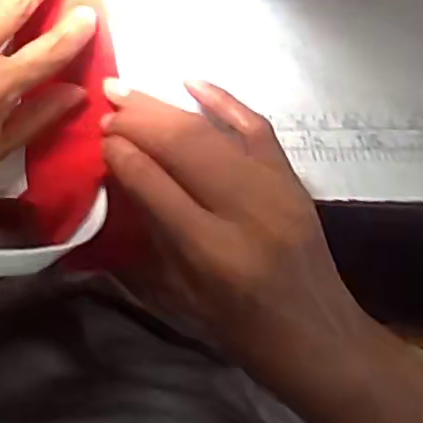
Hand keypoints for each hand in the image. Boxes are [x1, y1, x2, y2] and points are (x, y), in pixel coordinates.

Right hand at [102, 80, 377, 382]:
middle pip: (184, 147)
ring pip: (211, 132)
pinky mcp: (293, 178)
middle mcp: (247, 213)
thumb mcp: (182, 292)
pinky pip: (256, 126)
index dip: (121, 153)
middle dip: (138, 120)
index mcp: (213, 254)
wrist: (324, 341)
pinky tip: (190, 81)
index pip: (155, 185)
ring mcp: (276, 189)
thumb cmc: (242, 330)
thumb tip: (121, 168)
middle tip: (107, 102)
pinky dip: (223, 99)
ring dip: (164, 107)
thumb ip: (151, 226)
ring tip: (128, 91)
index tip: (98, 136)